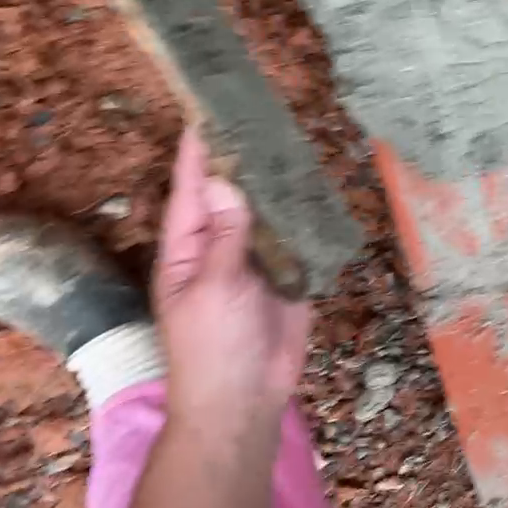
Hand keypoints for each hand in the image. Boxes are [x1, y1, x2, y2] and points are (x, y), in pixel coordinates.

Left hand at [155, 127, 310, 432]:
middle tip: (263, 115)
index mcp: (187, 246)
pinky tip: (320, 188)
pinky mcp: (289, 272)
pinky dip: (307, 213)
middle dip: (245, 157)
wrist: (245, 397)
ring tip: (295, 141)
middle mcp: (221, 243)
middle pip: (234, 192)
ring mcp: (255, 258)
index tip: (208, 110)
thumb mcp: (214, 288)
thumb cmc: (213, 347)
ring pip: (268, 210)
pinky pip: (297, 235)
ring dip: (280, 182)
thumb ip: (225, 235)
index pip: (193, 187)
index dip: (200, 150)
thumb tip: (227, 180)